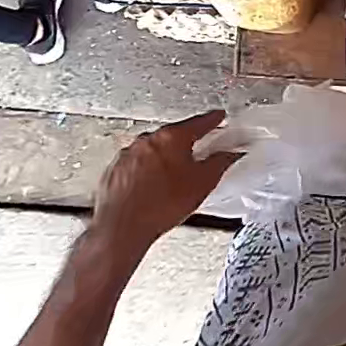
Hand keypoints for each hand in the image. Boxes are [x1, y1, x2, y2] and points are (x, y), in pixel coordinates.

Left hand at [85, 111, 238, 269]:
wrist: (122, 229)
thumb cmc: (160, 206)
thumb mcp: (203, 182)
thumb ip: (221, 162)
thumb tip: (230, 154)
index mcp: (172, 137)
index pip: (199, 122)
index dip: (213, 120)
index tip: (218, 116)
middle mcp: (148, 140)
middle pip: (175, 136)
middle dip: (187, 145)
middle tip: (197, 160)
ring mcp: (128, 154)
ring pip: (154, 150)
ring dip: (165, 160)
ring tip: (173, 183)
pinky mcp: (114, 170)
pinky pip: (137, 165)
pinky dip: (147, 172)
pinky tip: (153, 190)